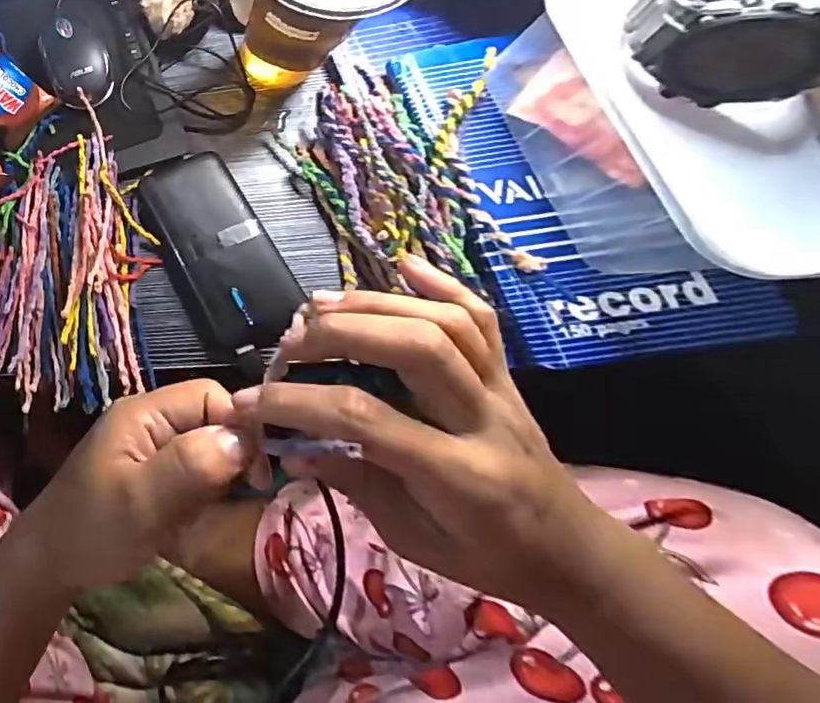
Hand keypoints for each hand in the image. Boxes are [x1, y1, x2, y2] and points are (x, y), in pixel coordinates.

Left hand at [9, 379, 247, 595]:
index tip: (255, 474)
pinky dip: (209, 493)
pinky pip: (198, 472)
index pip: (209, 396)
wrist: (52, 561)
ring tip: (216, 510)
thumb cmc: (92, 526)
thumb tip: (241, 440)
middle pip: (213, 419)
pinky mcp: (157, 474)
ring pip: (210, 447)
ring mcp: (154, 448)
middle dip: (233, 455)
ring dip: (222, 478)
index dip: (239, 426)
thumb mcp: (139, 499)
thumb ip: (188, 466)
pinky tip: (202, 517)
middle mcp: (151, 421)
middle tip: (241, 497)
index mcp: (143, 412)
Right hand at [233, 255, 617, 609]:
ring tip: (319, 306)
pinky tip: (402, 263)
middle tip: (289, 342)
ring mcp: (502, 389)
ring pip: (446, 322)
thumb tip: (290, 443)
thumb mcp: (410, 537)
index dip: (295, 403)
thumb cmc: (487, 556)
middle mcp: (486, 420)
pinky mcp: (507, 372)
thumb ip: (352, 481)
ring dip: (374, 302)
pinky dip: (441, 283)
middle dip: (339, 334)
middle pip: (415, 348)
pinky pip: (482, 317)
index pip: (365, 419)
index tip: (247, 402)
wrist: (573, 556)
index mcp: (462, 476)